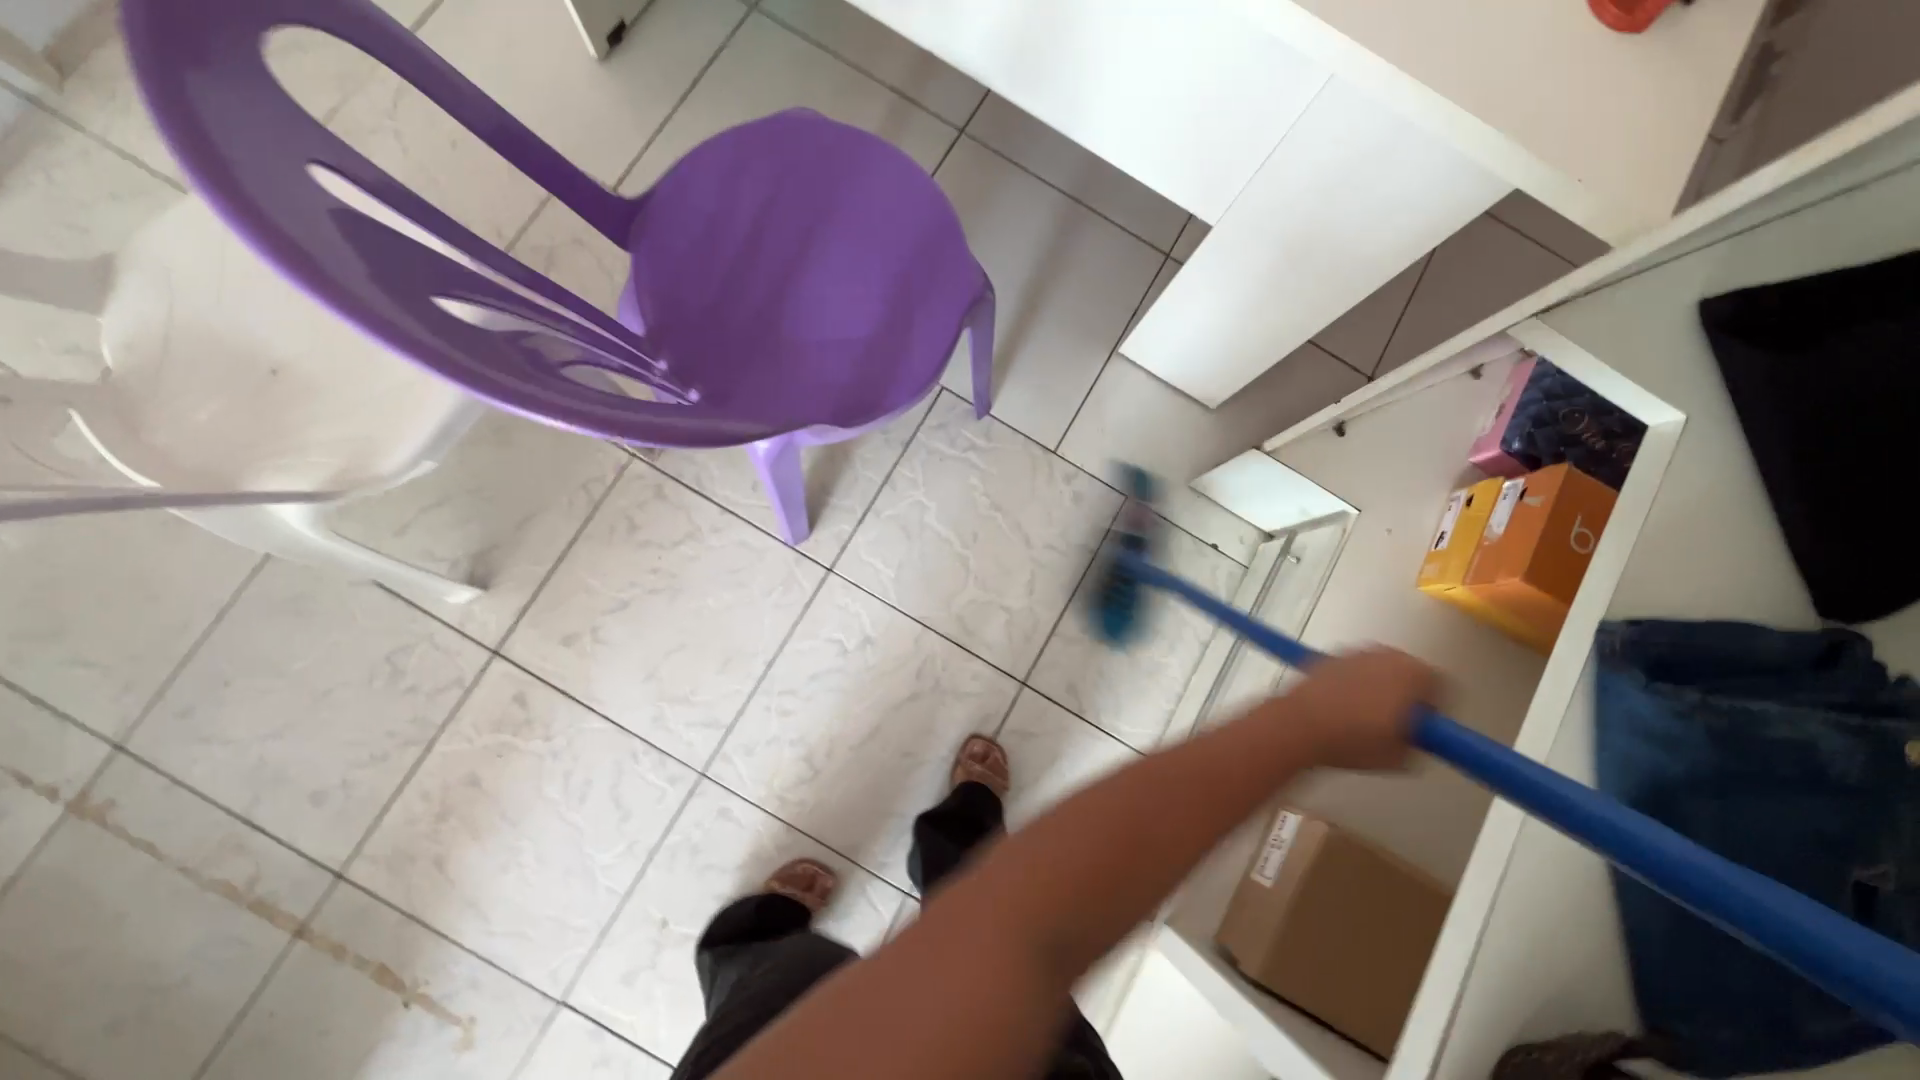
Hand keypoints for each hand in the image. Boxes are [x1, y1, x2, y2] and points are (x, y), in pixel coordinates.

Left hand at [1267, 646, 1436, 770]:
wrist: (1298, 724)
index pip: (1441, 687)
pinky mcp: (1329, 656)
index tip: (1423, 729)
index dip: (1433, 710)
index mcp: (1414, 673)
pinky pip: (1354, 670)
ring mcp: (1355, 651)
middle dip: (1408, 695)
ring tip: (1365, 718)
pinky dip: (1355, 684)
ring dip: (1380, 688)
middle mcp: (1387, 654)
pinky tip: (1342, 708)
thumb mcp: (1402, 755)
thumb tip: (1413, 736)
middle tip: (1397, 725)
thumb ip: (1418, 741)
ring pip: (1381, 670)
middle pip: (1410, 673)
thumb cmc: (1354, 740)